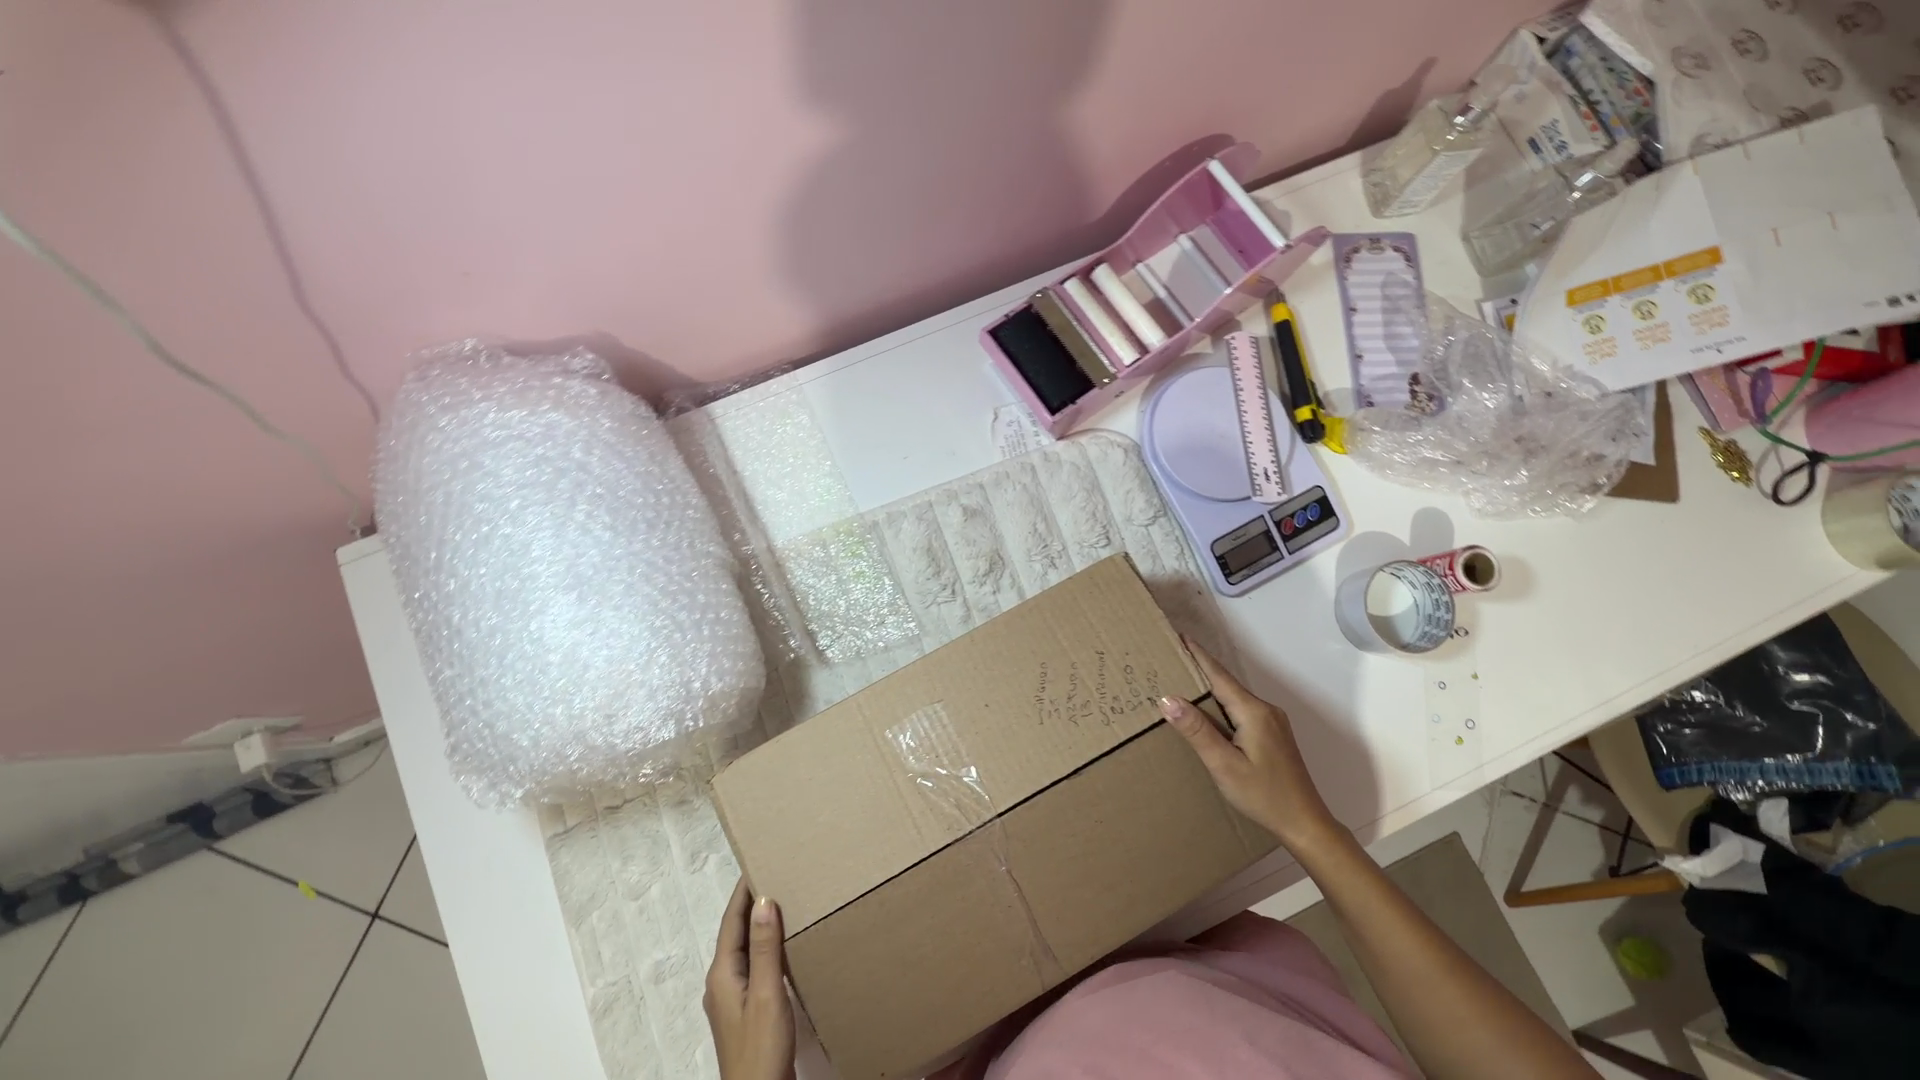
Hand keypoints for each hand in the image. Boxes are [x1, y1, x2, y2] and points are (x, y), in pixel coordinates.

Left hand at [705, 878, 795, 1079]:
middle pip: (736, 932)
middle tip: (775, 875)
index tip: (757, 861)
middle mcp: (721, 981)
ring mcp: (731, 998)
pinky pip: (753, 966)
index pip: (731, 920)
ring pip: (745, 949)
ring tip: (784, 902)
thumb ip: (764, 949)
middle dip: (752, 904)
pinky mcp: (745, 1011)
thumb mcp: (766, 994)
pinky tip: (784, 947)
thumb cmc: (760, 1046)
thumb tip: (764, 900)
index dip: (743, 891)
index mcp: (722, 973)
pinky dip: (766, 947)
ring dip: (760, 925)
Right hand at [1161, 643, 1341, 852]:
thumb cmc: (1262, 795)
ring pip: (1234, 697)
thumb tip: (1167, 699)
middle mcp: (1265, 710)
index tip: (1178, 636)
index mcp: (1253, 712)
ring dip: (1209, 688)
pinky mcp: (1273, 735)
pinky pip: (1241, 710)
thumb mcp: (1224, 765)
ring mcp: (1272, 722)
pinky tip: (1207, 712)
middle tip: (1171, 658)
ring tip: (1182, 681)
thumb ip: (1197, 731)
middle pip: (1226, 683)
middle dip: (1199, 669)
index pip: (1219, 675)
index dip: (1197, 655)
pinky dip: (1220, 705)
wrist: (1304, 822)